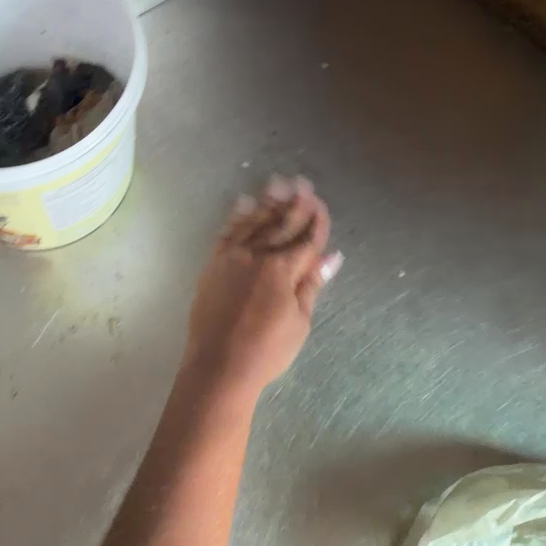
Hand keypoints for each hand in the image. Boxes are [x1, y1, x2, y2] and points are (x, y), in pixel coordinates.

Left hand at [181, 176, 341, 400]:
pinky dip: (238, 216)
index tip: (321, 204)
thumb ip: (311, 284)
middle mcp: (258, 254)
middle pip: (281, 224)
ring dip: (269, 202)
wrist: (220, 363)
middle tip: (303, 182)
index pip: (306, 239)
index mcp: (283, 269)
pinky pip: (228, 231)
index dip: (316, 221)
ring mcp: (233, 256)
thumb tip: (331, 257)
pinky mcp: (214, 262)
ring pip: (256, 221)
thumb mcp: (299, 320)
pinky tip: (246, 202)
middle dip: (295, 203)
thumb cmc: (267, 349)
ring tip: (279, 183)